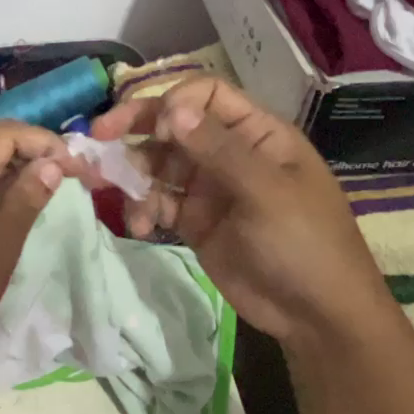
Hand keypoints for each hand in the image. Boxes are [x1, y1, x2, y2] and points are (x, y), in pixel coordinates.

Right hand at [92, 77, 396, 349]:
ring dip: (130, 174)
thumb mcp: (267, 193)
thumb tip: (170, 109)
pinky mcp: (193, 220)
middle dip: (134, 130)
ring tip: (105, 190)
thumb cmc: (305, 244)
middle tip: (96, 140)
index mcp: (256, 134)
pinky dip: (141, 209)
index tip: (150, 129)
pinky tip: (139, 227)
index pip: (206, 95)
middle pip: (172, 125)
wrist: (317, 318)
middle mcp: (228, 153)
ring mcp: (208, 187)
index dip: (173, 103)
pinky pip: (156, 201)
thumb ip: (218, 149)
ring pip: (157, 164)